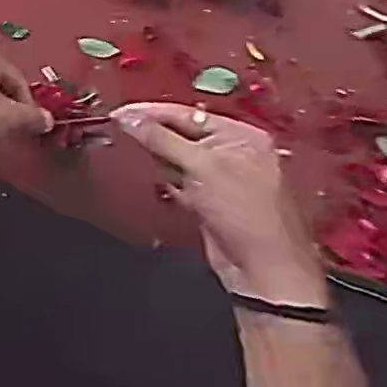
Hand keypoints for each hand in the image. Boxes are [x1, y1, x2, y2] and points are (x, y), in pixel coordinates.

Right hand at [112, 104, 327, 306]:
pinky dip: (169, 178)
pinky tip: (159, 180)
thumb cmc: (244, 213)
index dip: (151, 112)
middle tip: (123, 130)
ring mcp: (223, 177)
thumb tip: (129, 118)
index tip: (121, 113)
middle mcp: (233, 152)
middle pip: (181, 133)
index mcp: (240, 135)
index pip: (186, 114)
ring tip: (139, 156)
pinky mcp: (212, 200)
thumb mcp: (200, 166)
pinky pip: (182, 179)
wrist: (265, 274)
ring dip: (160, 158)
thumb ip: (161, 138)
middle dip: (154, 135)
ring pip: (179, 157)